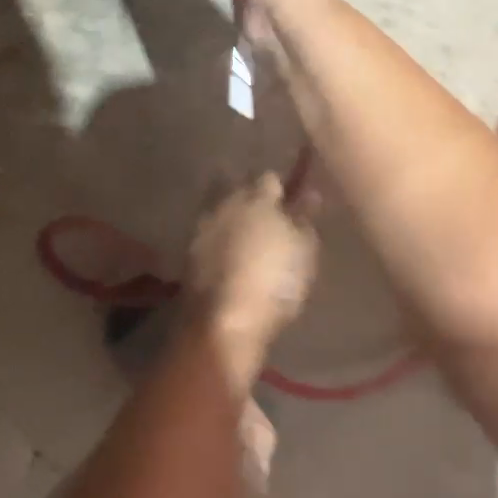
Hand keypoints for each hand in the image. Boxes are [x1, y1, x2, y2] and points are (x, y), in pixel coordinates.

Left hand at [189, 174, 319, 384]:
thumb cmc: (275, 282)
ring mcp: (203, 225)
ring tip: (246, 236)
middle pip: (238, 186)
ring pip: (219, 208)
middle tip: (267, 217)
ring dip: (231, 215)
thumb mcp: (304, 251)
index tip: (290, 203)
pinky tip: (227, 253)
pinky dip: (217, 237)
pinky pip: (207, 232)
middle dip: (250, 196)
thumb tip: (309, 194)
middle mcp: (226, 203)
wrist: (225, 319)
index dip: (280, 189)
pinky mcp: (188, 250)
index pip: (269, 178)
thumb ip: (305, 219)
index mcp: (258, 197)